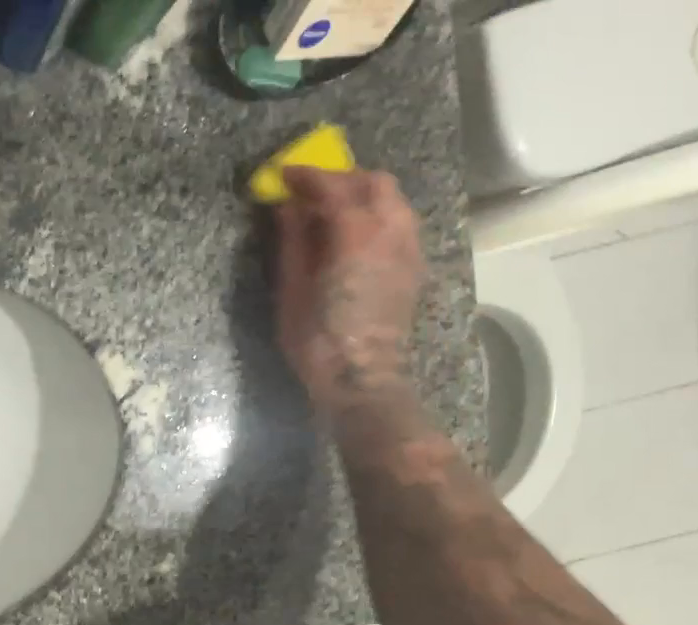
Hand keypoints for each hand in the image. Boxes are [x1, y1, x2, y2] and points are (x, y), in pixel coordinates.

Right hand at [275, 166, 425, 415]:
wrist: (362, 377)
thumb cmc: (317, 340)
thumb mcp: (292, 291)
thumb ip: (293, 242)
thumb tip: (287, 207)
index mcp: (356, 235)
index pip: (334, 188)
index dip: (307, 176)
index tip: (284, 174)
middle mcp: (391, 232)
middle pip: (374, 183)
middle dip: (342, 179)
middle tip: (310, 191)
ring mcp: (408, 248)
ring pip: (393, 200)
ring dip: (363, 195)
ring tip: (333, 211)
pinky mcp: (413, 267)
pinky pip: (399, 223)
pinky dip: (377, 215)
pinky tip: (355, 235)